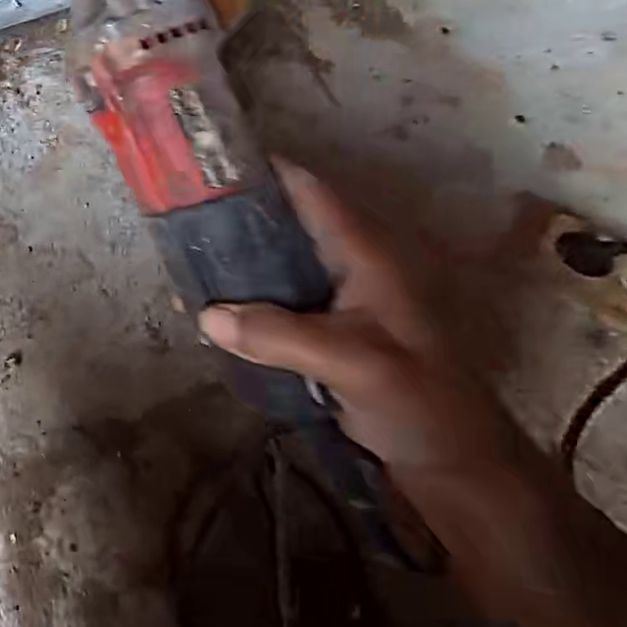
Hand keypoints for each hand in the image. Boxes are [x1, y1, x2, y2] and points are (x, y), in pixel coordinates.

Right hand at [199, 160, 524, 476]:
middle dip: (231, 211)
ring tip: (177, 250)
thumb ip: (281, 335)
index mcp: (363, 255)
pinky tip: (199, 300)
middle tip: (178, 208)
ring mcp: (326, 298)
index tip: (210, 161)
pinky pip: (263, 297)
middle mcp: (341, 265)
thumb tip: (205, 314)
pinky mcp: (313, 328)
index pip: (309, 191)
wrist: (449, 466)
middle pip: (279, 221)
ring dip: (227, 256)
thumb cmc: (419, 402)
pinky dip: (233, 294)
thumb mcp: (354, 364)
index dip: (264, 169)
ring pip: (267, 259)